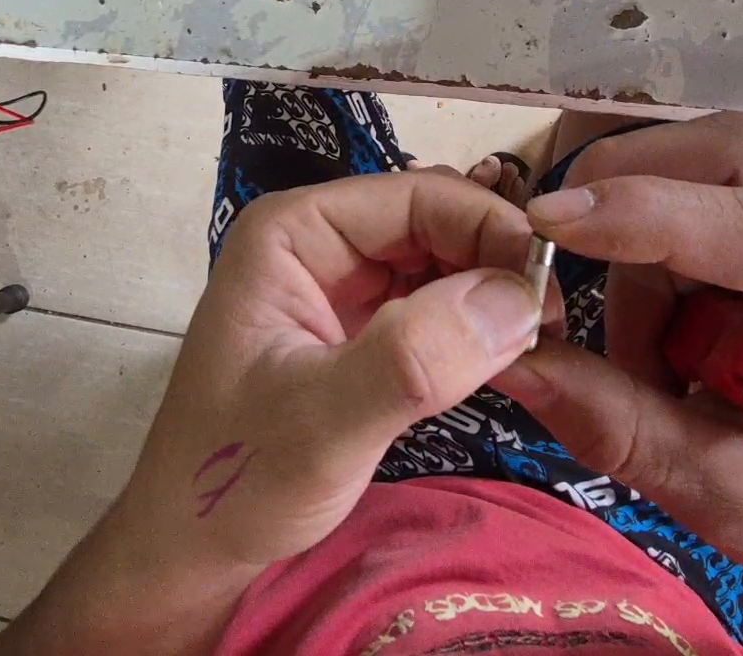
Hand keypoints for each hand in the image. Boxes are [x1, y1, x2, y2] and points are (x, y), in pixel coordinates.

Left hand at [111, 171, 557, 572]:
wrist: (194, 545)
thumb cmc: (237, 479)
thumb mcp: (322, 423)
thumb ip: (412, 357)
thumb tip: (515, 299)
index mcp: (294, 231)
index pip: (414, 197)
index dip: (489, 227)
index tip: (548, 291)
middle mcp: (318, 241)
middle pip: (432, 220)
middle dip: (493, 260)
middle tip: (548, 325)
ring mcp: (339, 282)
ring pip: (440, 259)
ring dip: (490, 292)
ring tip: (535, 342)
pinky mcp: (359, 326)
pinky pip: (432, 302)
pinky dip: (473, 323)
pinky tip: (502, 354)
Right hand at [493, 113, 742, 593]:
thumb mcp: (724, 502)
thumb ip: (620, 429)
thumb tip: (514, 357)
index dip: (653, 215)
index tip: (549, 221)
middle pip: (736, 158)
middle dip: (633, 188)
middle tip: (562, 249)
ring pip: (697, 171)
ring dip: (633, 247)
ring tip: (643, 355)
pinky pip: (683, 199)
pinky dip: (638, 254)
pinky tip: (657, 332)